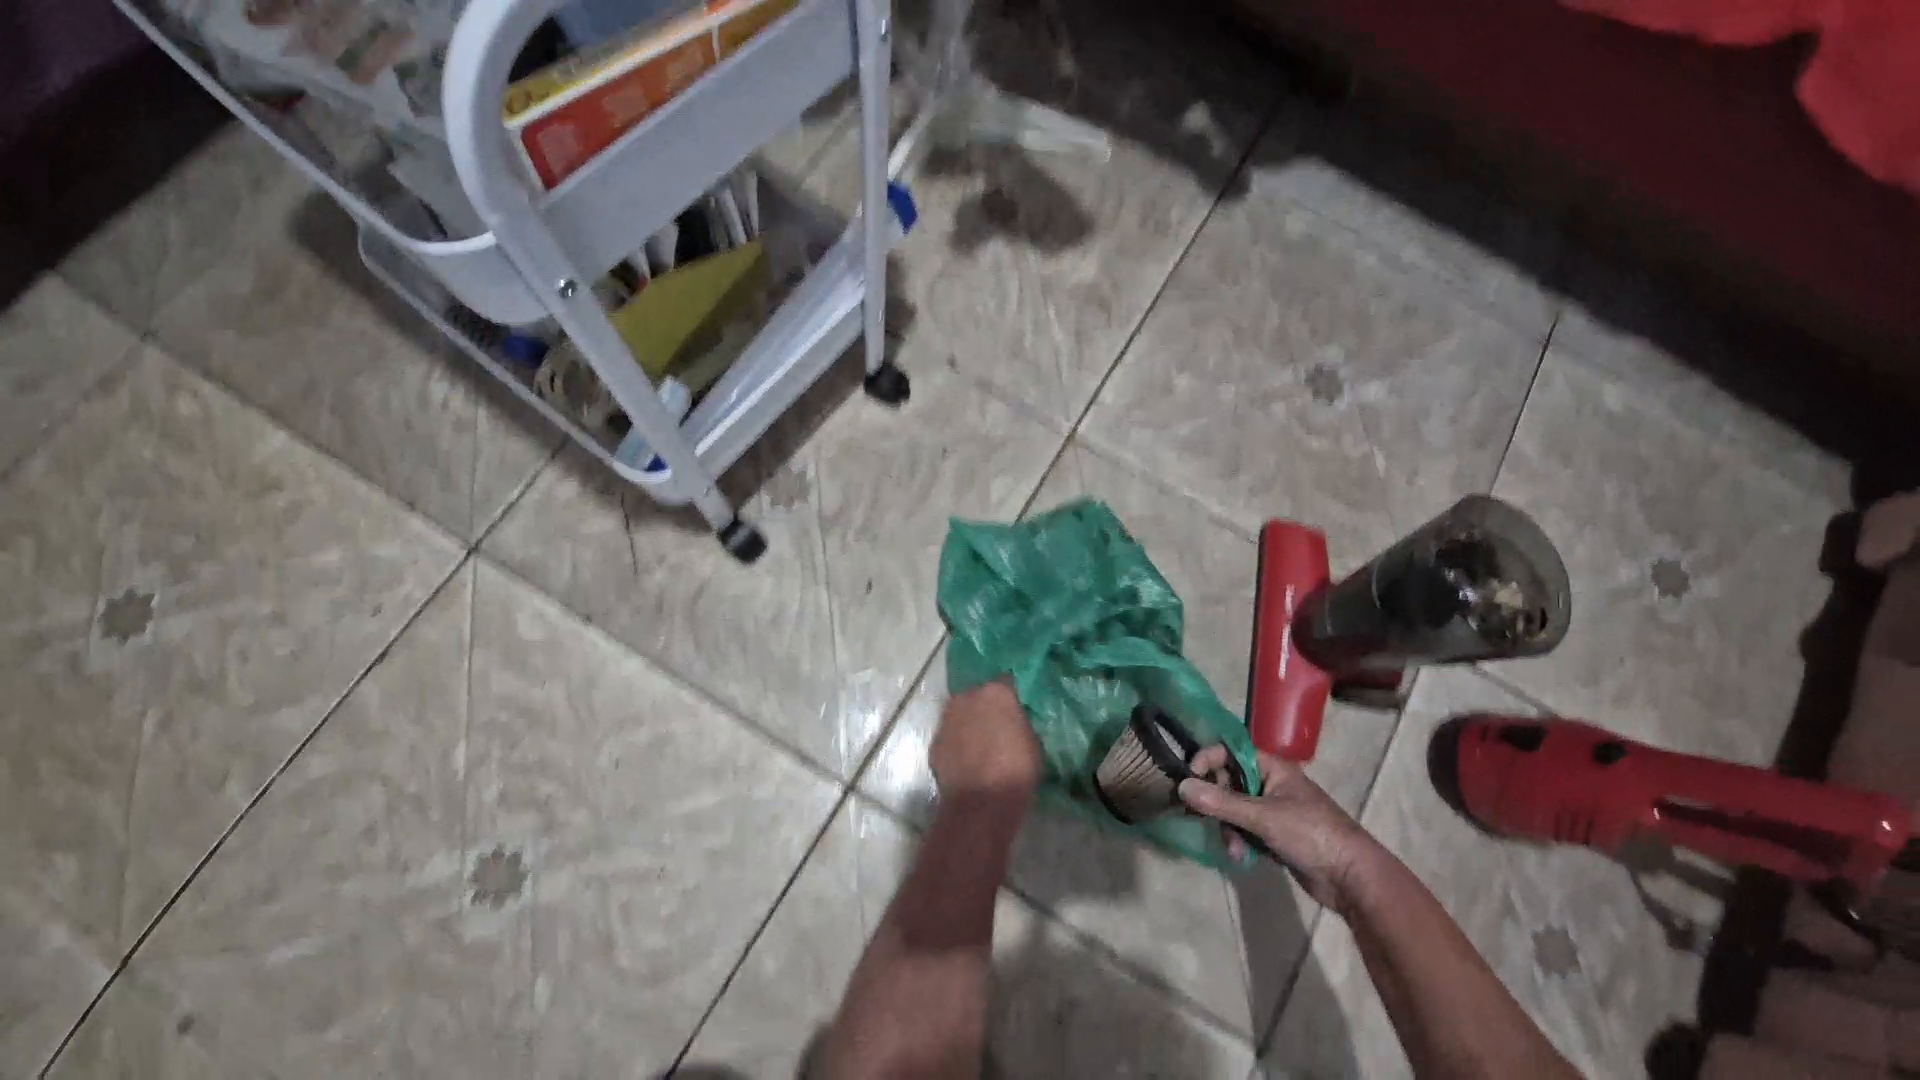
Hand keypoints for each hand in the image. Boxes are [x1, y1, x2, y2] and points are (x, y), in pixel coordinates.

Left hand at [930, 681, 1042, 800]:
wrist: (980, 803)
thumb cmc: (1017, 770)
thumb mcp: (1032, 741)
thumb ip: (1019, 722)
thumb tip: (1013, 720)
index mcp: (996, 693)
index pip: (1006, 683)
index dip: (1011, 696)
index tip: (1017, 707)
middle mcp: (967, 697)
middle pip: (978, 695)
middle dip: (986, 707)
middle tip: (998, 725)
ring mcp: (947, 718)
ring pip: (961, 714)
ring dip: (969, 723)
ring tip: (981, 743)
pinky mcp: (934, 741)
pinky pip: (950, 735)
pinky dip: (957, 742)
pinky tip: (967, 759)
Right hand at [1179, 746, 1377, 910]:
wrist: (1351, 878)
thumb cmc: (1311, 834)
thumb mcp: (1263, 816)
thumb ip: (1221, 802)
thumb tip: (1181, 786)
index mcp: (1273, 768)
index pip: (1230, 751)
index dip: (1207, 760)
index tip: (1188, 780)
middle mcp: (1271, 784)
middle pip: (1228, 782)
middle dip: (1217, 804)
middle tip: (1204, 818)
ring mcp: (1273, 811)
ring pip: (1233, 810)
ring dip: (1228, 829)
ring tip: (1234, 849)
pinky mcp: (1274, 835)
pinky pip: (1244, 830)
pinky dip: (1239, 842)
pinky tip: (1242, 857)